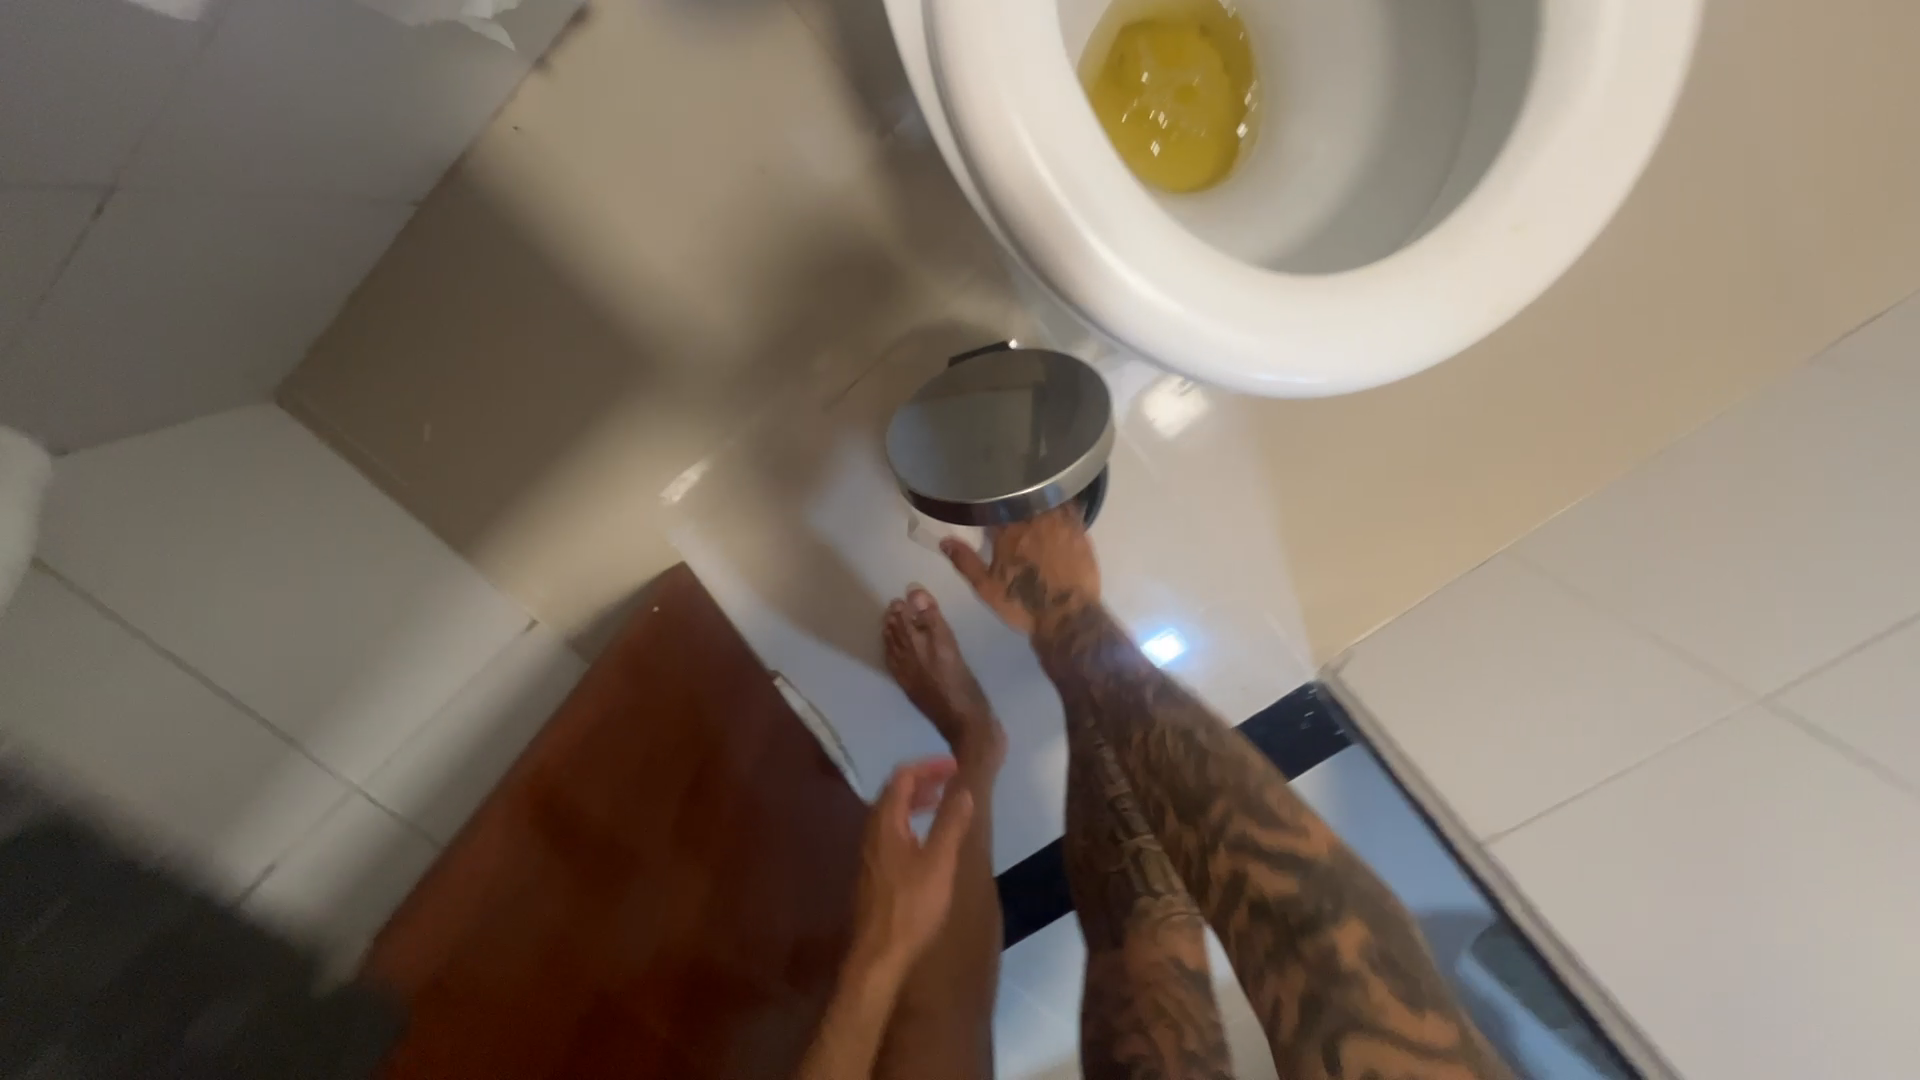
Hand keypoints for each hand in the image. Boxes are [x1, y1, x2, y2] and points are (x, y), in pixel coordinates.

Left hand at [850, 758, 975, 976]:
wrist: (879, 957)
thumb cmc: (911, 906)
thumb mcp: (939, 861)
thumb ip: (951, 822)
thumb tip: (964, 788)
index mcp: (885, 822)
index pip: (902, 776)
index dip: (928, 766)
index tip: (955, 766)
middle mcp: (872, 831)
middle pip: (894, 791)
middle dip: (923, 780)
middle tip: (952, 781)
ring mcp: (871, 852)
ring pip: (892, 813)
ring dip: (917, 801)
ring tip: (944, 804)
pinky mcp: (875, 871)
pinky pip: (893, 831)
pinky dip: (912, 821)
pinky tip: (929, 840)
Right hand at [941, 505, 1099, 639]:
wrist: (1066, 617)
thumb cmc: (1022, 603)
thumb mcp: (986, 587)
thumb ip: (965, 561)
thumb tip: (944, 540)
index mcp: (1008, 530)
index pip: (995, 508)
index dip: (991, 508)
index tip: (988, 510)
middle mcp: (1035, 520)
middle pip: (1023, 500)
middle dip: (1016, 502)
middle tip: (1013, 507)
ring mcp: (1061, 524)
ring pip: (1047, 500)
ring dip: (1039, 500)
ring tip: (1035, 504)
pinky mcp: (1081, 533)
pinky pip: (1071, 509)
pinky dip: (1063, 507)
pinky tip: (1060, 509)